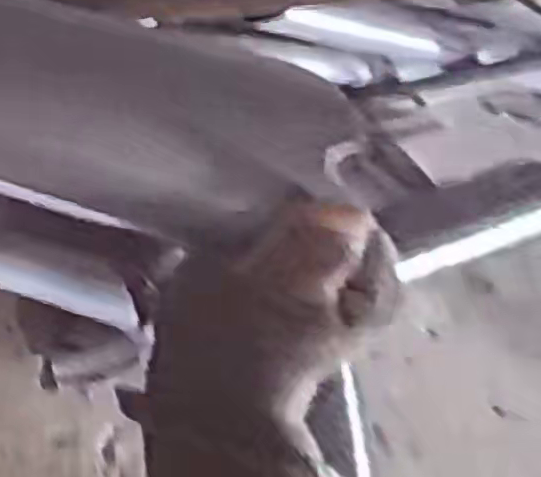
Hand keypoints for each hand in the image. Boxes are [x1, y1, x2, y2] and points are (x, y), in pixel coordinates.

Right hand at [141, 201, 398, 460]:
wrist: (205, 391)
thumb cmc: (236, 336)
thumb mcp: (271, 289)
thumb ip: (311, 251)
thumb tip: (343, 207)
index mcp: (372, 292)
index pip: (356, 223)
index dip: (310, 201)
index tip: (258, 185)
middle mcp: (355, 294)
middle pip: (324, 230)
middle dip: (280, 209)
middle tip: (229, 195)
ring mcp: (312, 298)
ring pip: (292, 240)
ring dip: (256, 223)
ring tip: (213, 210)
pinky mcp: (273, 300)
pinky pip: (266, 252)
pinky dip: (242, 239)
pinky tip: (210, 236)